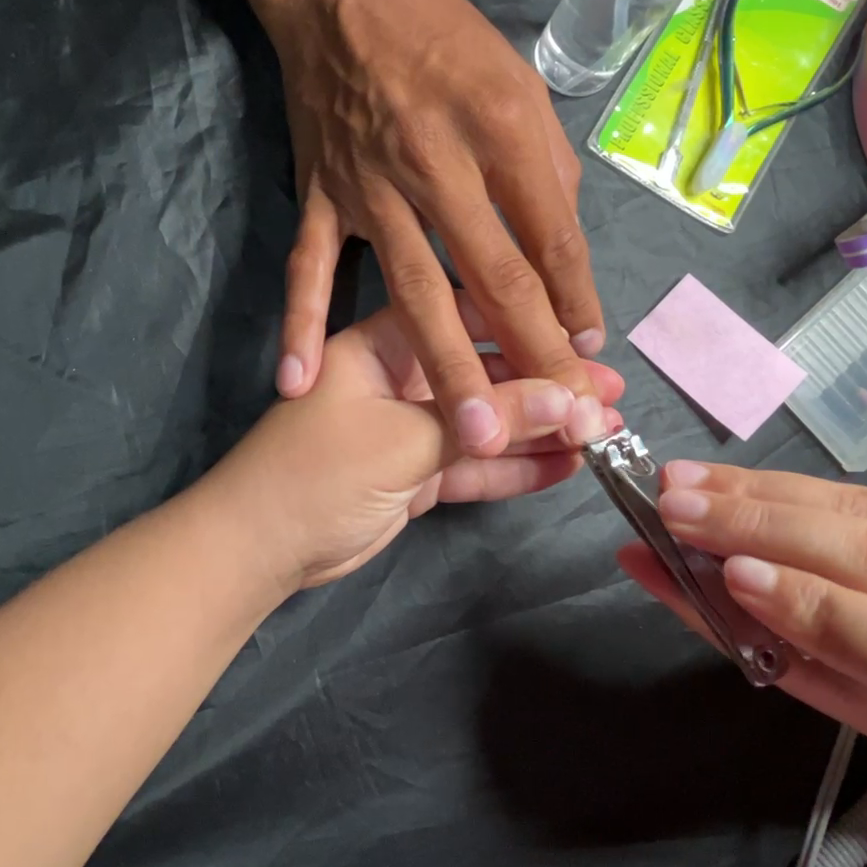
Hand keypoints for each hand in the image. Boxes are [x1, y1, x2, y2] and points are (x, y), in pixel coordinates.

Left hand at [202, 302, 621, 592]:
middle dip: (545, 387)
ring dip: (539, 431)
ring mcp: (409, 429)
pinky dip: (513, 469)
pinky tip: (563, 466)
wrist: (258, 547)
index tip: (585, 347)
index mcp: (384, 344)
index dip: (527, 330)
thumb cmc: (318, 471)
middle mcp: (401, 378)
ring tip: (602, 433)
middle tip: (609, 397)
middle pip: (484, 375)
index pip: (466, 320)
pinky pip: (473, 466)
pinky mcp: (414, 475)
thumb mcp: (404, 439)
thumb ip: (485, 421)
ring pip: (485, 425)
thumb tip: (569, 402)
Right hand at [263, 0, 604, 457]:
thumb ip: (547, 172)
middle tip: (558, 425)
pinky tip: (297, 382)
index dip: (577, 302)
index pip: (552, 237)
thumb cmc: (442, 38)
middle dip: (531, 355)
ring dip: (446, 365)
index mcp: (500, 129)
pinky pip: (308, 270)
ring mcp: (371, 188)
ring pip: (414, 289)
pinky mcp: (320, 199)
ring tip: (471, 433)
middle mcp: (438, 165)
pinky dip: (298, 325)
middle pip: (493, 278)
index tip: (589, 356)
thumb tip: (563, 256)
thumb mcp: (520, 85)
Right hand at [618, 463, 866, 786]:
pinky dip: (794, 484)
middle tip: (676, 509)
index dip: (822, 607)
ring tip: (687, 483)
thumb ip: (752, 641)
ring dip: (769, 493)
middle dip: (771, 528)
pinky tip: (734, 479)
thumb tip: (648, 568)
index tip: (732, 576)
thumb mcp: (846, 708)